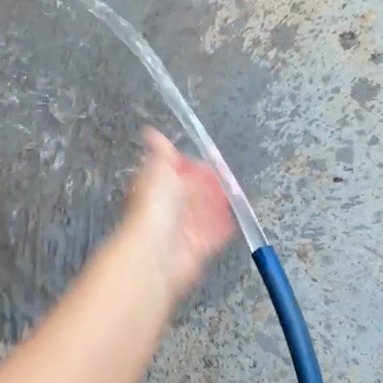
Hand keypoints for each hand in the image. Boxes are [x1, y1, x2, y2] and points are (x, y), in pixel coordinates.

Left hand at [120, 127, 235, 294]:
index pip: (174, 173)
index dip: (189, 167)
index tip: (205, 162)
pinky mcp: (198, 247)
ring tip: (230, 195)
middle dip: (207, 186)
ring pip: (204, 214)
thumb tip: (151, 132)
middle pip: (192, 194)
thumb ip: (161, 152)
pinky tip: (231, 219)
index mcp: (156, 188)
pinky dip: (222, 228)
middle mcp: (168, 209)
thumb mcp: (158, 168)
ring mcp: (183, 229)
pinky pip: (213, 235)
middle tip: (223, 177)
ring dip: (216, 205)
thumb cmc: (155, 206)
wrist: (158, 250)